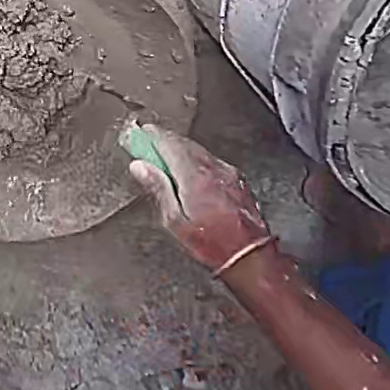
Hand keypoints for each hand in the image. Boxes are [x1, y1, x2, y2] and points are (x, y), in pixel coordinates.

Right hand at [128, 126, 273, 272]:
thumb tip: (140, 167)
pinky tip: (186, 168)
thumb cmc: (212, 242)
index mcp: (194, 176)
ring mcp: (227, 173)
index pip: (169, 144)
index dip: (152, 136)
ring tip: (163, 155)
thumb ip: (157, 188)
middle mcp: (213, 169)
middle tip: (147, 141)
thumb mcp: (174, 220)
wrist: (250, 256)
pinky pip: (210, 160)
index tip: (139, 133)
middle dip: (164, 139)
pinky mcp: (236, 180)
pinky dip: (194, 158)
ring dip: (179, 148)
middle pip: (184, 143)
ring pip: (198, 150)